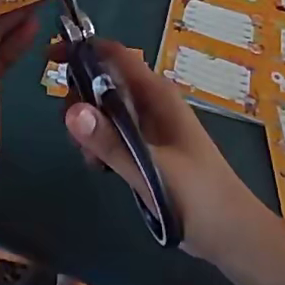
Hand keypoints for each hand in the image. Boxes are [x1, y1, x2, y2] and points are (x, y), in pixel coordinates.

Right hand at [50, 39, 271, 263]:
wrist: (234, 235)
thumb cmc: (200, 197)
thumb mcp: (151, 170)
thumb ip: (110, 143)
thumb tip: (70, 110)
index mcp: (157, 95)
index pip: (115, 55)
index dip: (82, 49)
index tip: (49, 59)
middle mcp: (152, 102)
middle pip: (105, 80)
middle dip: (81, 97)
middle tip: (72, 132)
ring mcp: (150, 124)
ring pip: (106, 108)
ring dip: (89, 125)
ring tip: (89, 159)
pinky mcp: (147, 146)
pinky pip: (114, 131)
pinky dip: (100, 142)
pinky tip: (99, 168)